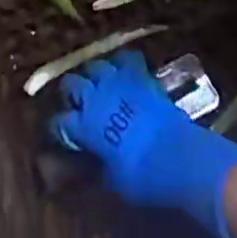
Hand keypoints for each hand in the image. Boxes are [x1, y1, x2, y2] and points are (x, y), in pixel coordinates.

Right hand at [49, 51, 236, 237]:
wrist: (177, 155)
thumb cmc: (142, 175)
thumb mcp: (112, 178)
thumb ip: (97, 164)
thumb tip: (91, 160)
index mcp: (86, 126)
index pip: (60, 122)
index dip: (58, 127)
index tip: (61, 132)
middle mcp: (96, 97)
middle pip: (72, 84)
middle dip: (71, 91)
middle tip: (75, 101)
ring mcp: (118, 81)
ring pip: (95, 64)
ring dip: (93, 73)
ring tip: (96, 81)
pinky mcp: (141, 75)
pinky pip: (127, 58)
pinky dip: (122, 62)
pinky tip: (123, 69)